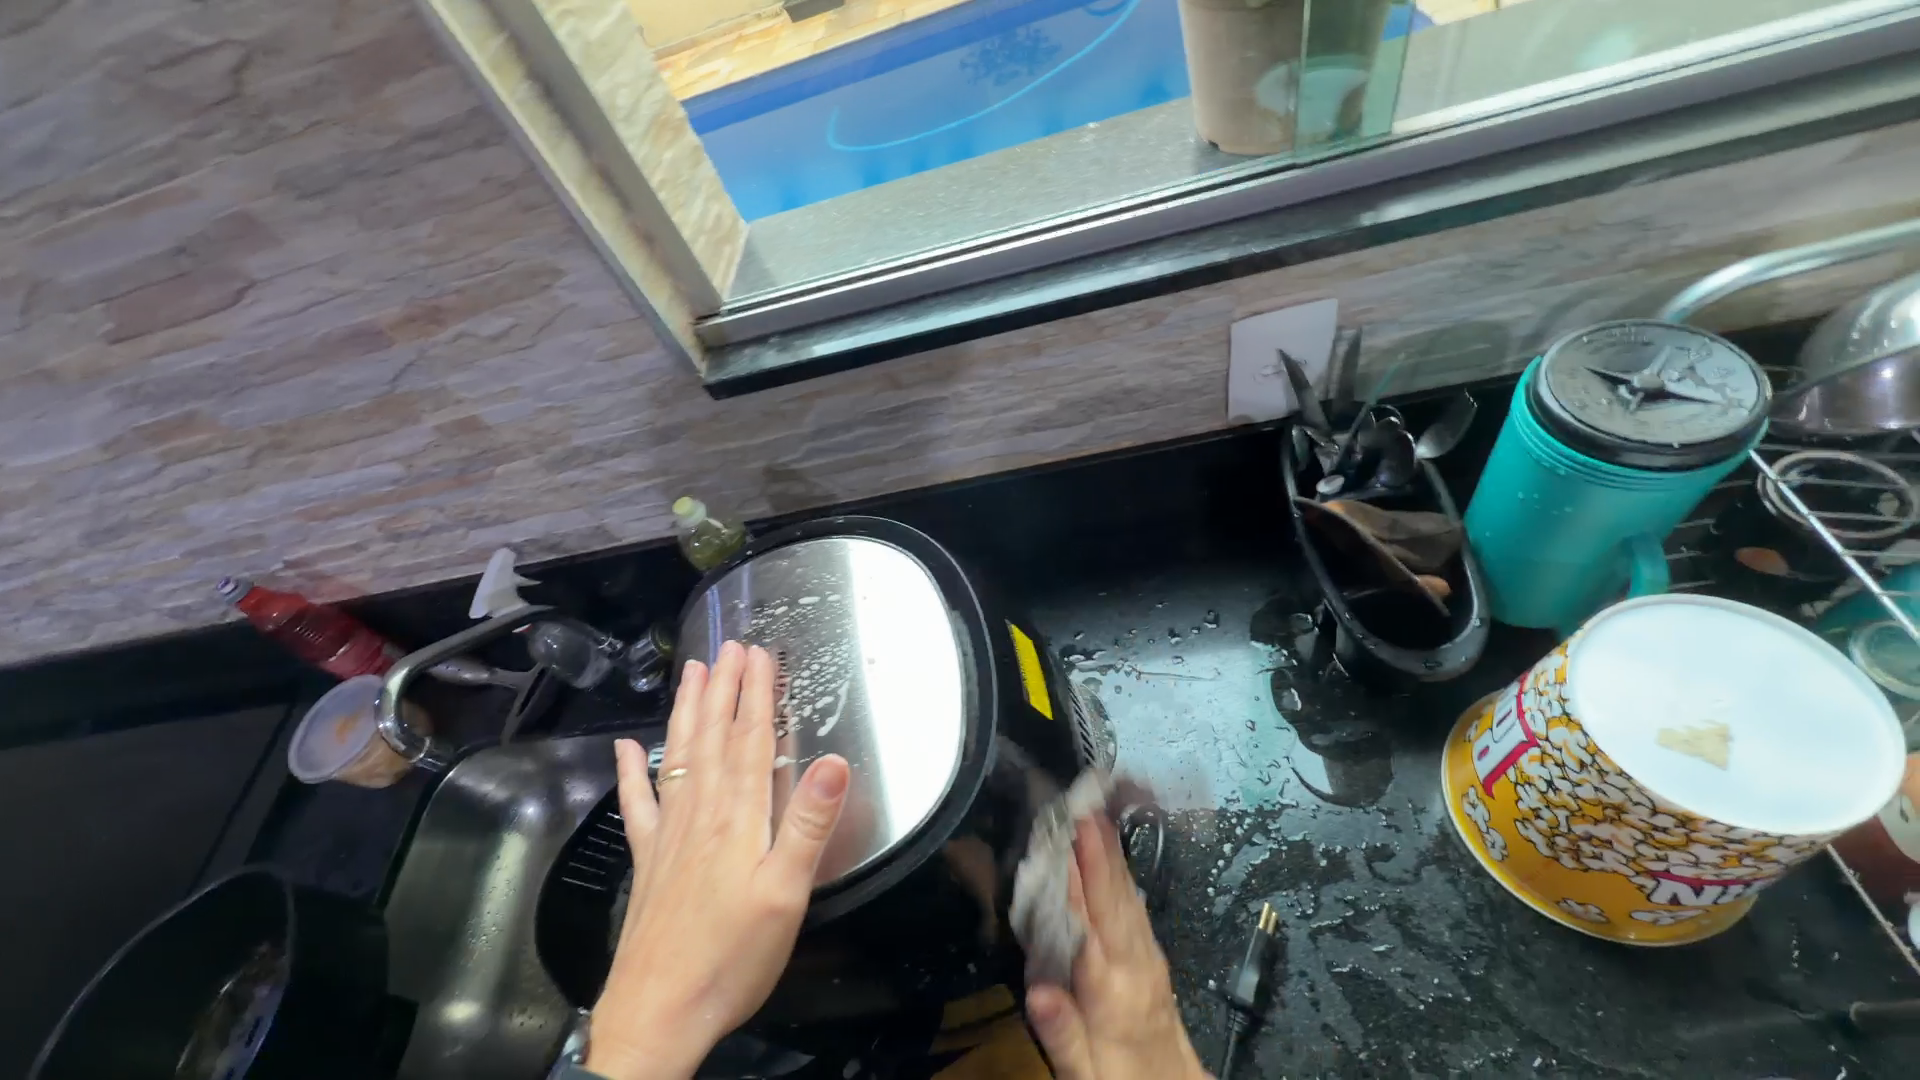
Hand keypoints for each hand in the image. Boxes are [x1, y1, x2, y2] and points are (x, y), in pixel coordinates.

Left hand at [586, 642, 850, 1079]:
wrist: (657, 1015)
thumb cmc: (731, 956)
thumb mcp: (786, 894)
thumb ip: (808, 826)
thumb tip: (834, 762)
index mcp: (738, 818)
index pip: (750, 740)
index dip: (756, 693)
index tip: (760, 653)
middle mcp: (700, 813)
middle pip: (713, 737)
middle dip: (722, 687)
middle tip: (727, 644)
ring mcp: (668, 835)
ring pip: (677, 757)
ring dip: (685, 712)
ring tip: (689, 672)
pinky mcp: (648, 861)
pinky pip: (637, 805)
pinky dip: (629, 772)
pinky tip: (623, 749)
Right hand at [1026, 815, 1211, 1079]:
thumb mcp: (1086, 1076)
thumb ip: (1062, 1033)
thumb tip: (1036, 990)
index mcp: (1110, 988)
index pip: (1084, 918)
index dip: (1070, 872)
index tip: (1057, 834)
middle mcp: (1133, 962)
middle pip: (1111, 896)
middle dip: (1095, 848)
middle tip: (1081, 804)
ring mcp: (1148, 957)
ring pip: (1127, 895)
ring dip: (1111, 853)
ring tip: (1095, 815)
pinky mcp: (1154, 959)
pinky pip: (1135, 906)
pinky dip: (1122, 875)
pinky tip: (1115, 858)